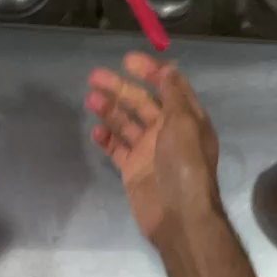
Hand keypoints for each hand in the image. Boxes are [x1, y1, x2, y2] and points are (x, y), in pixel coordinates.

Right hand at [86, 52, 221, 245]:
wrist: (178, 215)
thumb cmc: (184, 167)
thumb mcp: (184, 124)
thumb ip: (174, 96)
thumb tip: (168, 68)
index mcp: (186, 118)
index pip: (167, 87)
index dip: (149, 71)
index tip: (127, 61)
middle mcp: (167, 132)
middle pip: (142, 103)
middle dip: (120, 88)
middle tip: (94, 77)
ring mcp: (149, 151)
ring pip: (126, 124)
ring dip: (110, 110)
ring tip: (90, 100)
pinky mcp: (133, 169)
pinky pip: (117, 148)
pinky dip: (106, 139)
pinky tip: (95, 131)